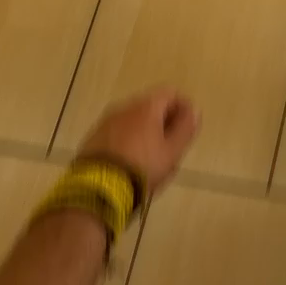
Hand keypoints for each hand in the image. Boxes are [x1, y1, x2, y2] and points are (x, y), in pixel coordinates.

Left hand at [78, 88, 201, 194]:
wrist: (96, 191)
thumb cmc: (141, 168)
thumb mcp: (172, 152)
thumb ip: (186, 128)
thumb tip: (194, 110)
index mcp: (146, 106)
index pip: (171, 93)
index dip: (182, 108)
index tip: (186, 129)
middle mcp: (125, 107)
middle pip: (150, 106)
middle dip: (162, 122)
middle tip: (169, 146)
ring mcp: (105, 123)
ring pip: (132, 120)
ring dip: (143, 132)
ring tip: (148, 158)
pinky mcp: (91, 139)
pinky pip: (116, 133)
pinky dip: (125, 141)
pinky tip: (128, 163)